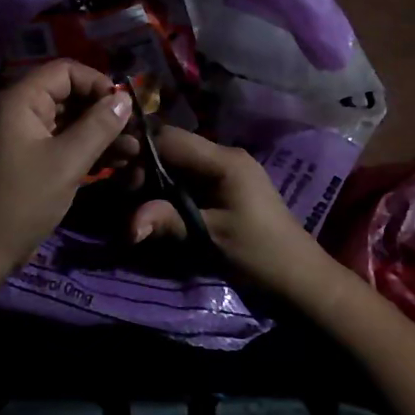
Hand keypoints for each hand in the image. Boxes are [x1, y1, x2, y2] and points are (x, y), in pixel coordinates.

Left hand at [0, 59, 135, 278]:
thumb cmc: (22, 200)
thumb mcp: (67, 161)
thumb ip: (99, 126)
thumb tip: (125, 98)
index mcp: (21, 100)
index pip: (66, 70)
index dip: (98, 83)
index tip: (127, 107)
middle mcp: (21, 111)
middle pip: (70, 95)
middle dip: (104, 111)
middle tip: (137, 132)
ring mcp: (26, 136)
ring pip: (71, 121)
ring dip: (102, 133)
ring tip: (135, 151)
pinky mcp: (32, 160)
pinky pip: (65, 143)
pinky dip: (89, 149)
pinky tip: (118, 162)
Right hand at [129, 126, 339, 298]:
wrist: (299, 276)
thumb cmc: (259, 252)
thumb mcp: (211, 236)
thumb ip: (168, 221)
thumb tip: (127, 225)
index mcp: (224, 160)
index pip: (170, 139)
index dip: (140, 150)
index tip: (115, 170)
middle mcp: (224, 157)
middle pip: (173, 148)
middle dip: (144, 165)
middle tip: (122, 190)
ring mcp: (227, 171)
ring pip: (179, 163)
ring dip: (155, 177)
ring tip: (132, 198)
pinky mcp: (226, 187)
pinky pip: (189, 177)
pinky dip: (169, 188)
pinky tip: (155, 203)